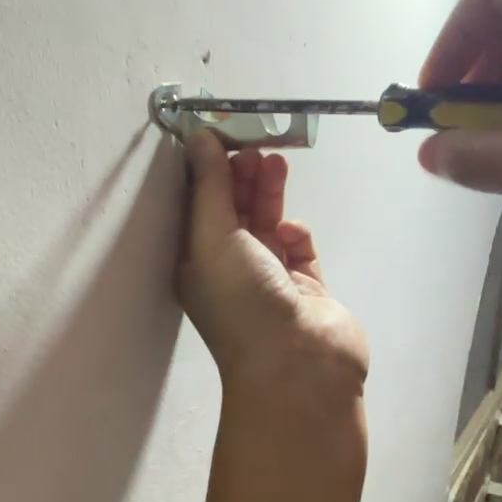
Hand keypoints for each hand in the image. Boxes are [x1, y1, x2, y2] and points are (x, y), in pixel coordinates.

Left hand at [177, 131, 369, 395]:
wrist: (297, 365)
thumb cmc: (243, 300)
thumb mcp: (213, 237)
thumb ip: (210, 186)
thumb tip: (198, 138)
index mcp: (196, 266)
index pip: (197, 210)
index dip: (207, 174)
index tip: (220, 136)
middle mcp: (230, 273)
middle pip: (233, 213)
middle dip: (240, 177)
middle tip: (253, 144)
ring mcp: (270, 281)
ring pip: (266, 225)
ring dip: (268, 193)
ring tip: (275, 160)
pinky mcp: (305, 289)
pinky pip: (298, 249)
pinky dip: (295, 233)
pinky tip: (291, 229)